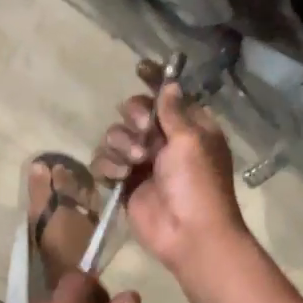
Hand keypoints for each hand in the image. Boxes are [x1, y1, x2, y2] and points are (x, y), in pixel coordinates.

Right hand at [91, 60, 247, 273]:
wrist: (189, 233)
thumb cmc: (198, 183)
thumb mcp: (191, 140)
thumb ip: (173, 111)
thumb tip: (169, 84)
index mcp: (189, 127)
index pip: (167, 94)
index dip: (154, 80)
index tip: (140, 68)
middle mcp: (164, 140)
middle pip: (134, 111)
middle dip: (134, 117)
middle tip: (143, 129)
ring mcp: (142, 162)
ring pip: (115, 135)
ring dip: (121, 144)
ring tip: (136, 162)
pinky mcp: (124, 183)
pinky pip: (104, 162)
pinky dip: (109, 165)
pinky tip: (120, 176)